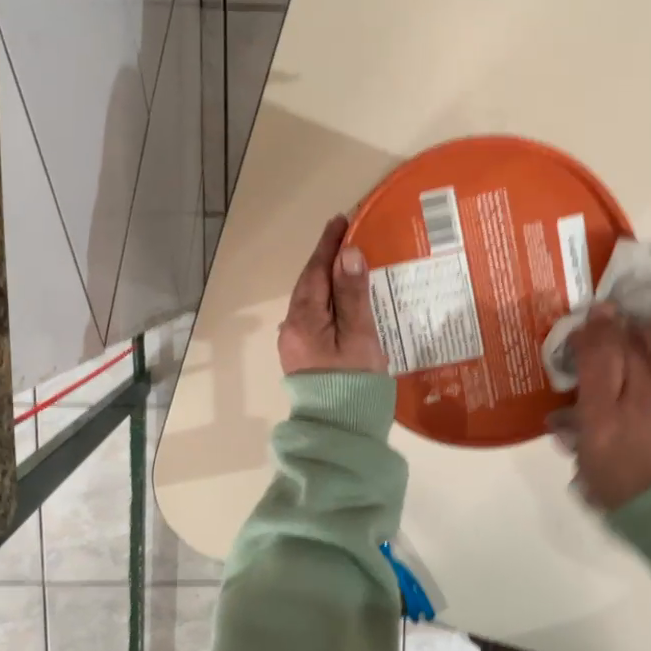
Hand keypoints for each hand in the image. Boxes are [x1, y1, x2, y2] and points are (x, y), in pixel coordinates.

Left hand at [278, 214, 388, 376]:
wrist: (338, 431)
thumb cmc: (353, 383)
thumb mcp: (359, 336)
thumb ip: (353, 295)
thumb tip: (347, 254)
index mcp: (303, 319)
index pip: (315, 271)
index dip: (329, 244)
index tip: (342, 219)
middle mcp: (291, 328)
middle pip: (309, 284)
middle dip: (327, 260)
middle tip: (349, 237)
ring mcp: (295, 345)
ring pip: (311, 302)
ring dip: (328, 281)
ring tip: (349, 265)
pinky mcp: (303, 358)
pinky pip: (314, 318)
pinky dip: (328, 302)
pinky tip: (344, 301)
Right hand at [567, 306, 650, 510]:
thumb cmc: (631, 496)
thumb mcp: (588, 469)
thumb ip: (574, 434)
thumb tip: (562, 412)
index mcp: (606, 421)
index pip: (597, 356)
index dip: (589, 332)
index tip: (585, 325)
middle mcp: (646, 400)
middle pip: (629, 342)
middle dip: (614, 328)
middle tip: (606, 325)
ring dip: (647, 334)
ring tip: (639, 340)